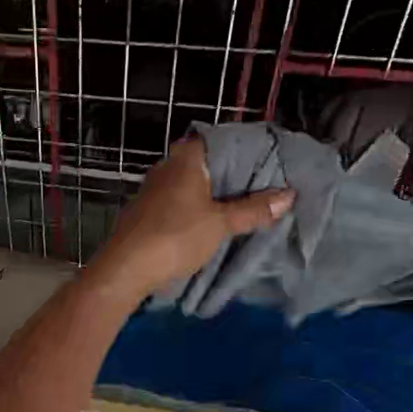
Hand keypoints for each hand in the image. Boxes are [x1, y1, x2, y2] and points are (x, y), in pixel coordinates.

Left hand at [91, 137, 293, 295]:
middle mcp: (166, 167)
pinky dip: (196, 210)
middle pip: (208, 164)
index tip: (273, 163)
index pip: (224, 140)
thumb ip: (253, 209)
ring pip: (192, 186)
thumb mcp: (220, 224)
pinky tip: (211, 222)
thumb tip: (289, 195)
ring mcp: (152, 191)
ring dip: (214, 196)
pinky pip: (178, 205)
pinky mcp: (144, 214)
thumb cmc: (174, 238)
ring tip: (245, 206)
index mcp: (186, 158)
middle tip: (265, 188)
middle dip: (234, 176)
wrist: (124, 271)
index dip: (249, 150)